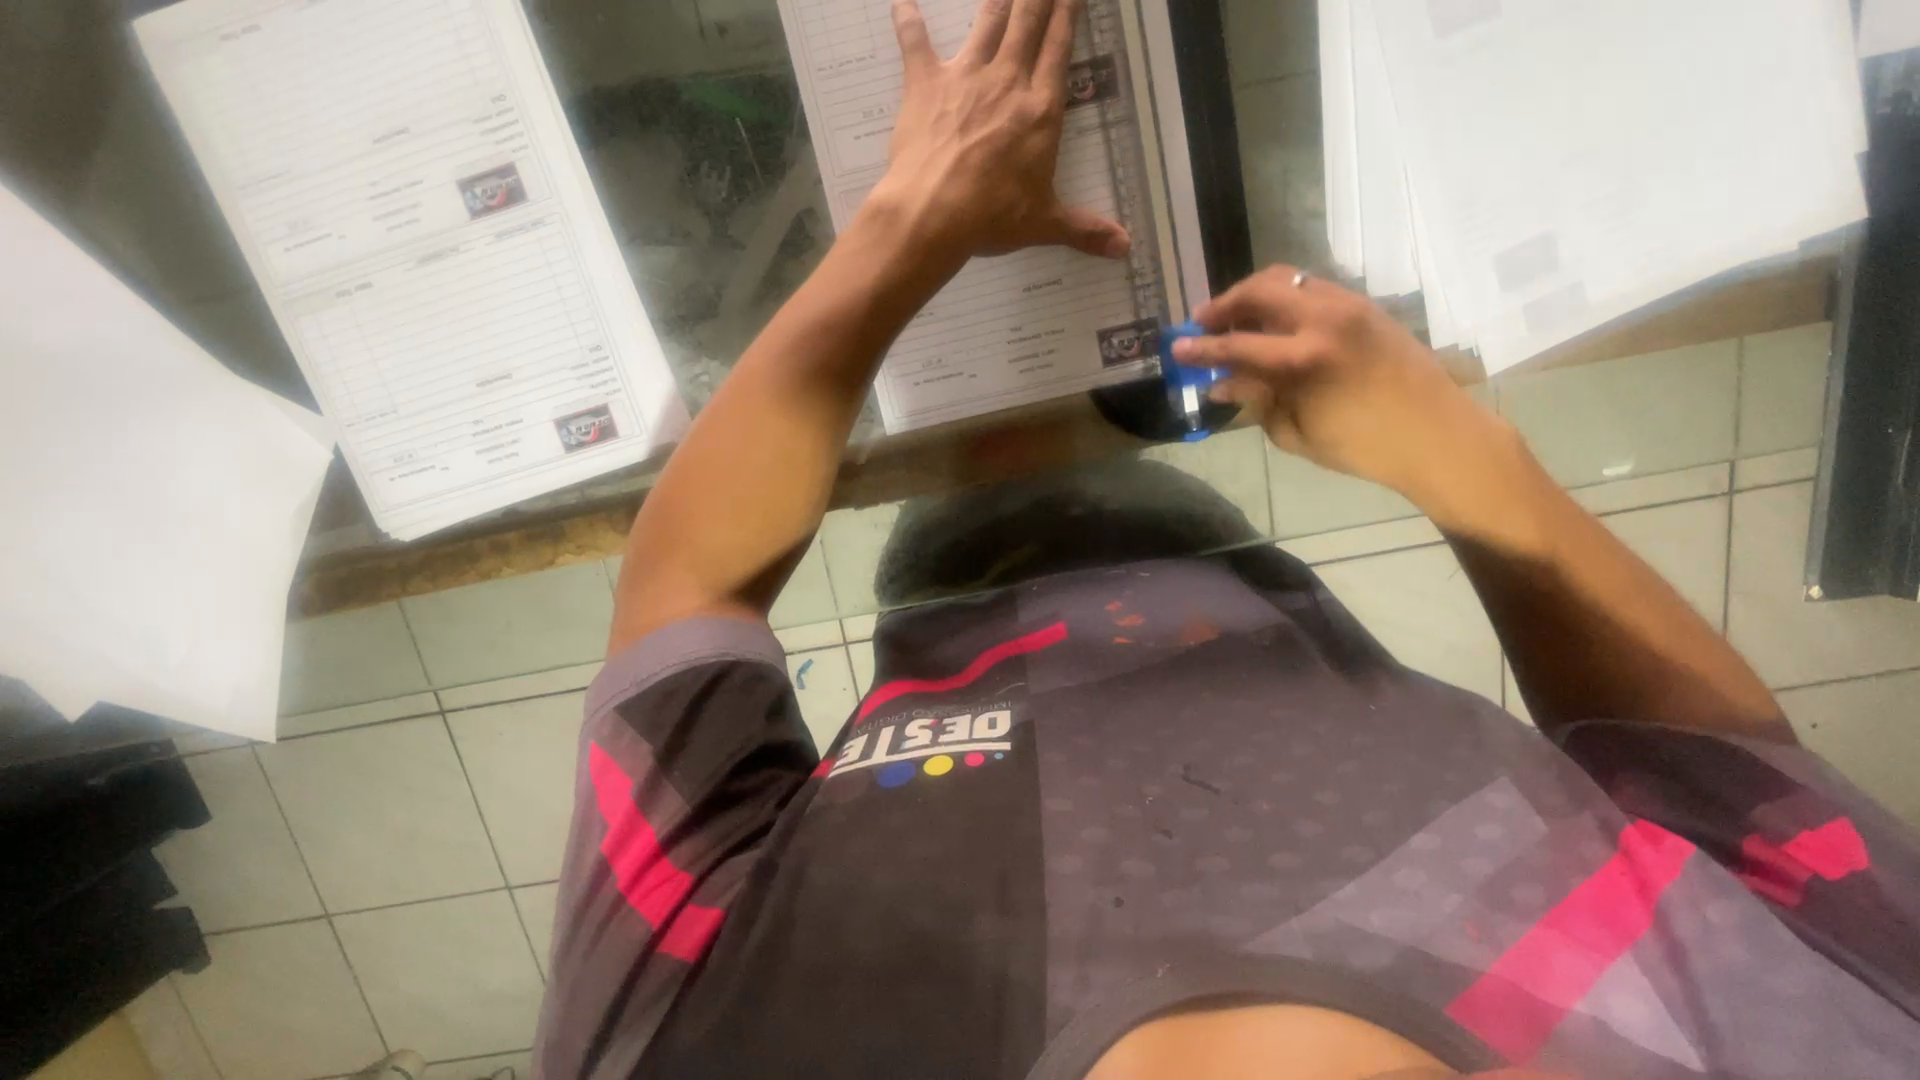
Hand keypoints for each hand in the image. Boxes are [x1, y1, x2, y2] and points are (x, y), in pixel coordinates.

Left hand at [862, 0, 1130, 263]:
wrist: (934, 213)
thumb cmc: (993, 217)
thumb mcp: (1044, 224)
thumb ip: (1085, 230)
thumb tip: (1125, 249)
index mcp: (1041, 110)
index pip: (1060, 46)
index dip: (1069, 10)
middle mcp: (1007, 81)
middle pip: (1028, 18)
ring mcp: (964, 77)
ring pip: (987, 20)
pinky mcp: (924, 83)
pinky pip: (914, 39)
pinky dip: (907, 16)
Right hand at [1172, 266, 1520, 512]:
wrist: (1437, 434)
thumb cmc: (1362, 446)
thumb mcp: (1296, 431)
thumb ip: (1256, 400)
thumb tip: (1221, 383)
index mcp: (1304, 359)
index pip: (1236, 345)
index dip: (1201, 348)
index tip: (1176, 348)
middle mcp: (1324, 319)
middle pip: (1260, 290)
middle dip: (1225, 304)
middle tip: (1203, 323)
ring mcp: (1349, 307)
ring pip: (1288, 280)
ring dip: (1255, 294)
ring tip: (1237, 319)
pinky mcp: (1365, 307)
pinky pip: (1313, 289)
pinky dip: (1285, 298)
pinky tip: (1276, 323)